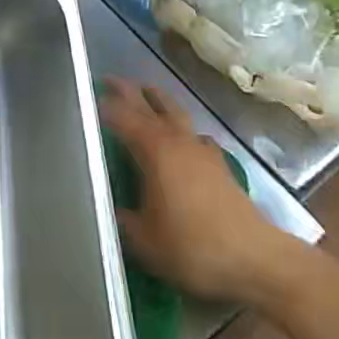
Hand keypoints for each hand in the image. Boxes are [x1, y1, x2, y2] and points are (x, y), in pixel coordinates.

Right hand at [100, 78, 295, 303]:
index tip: (84, 97)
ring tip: (145, 92)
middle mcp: (175, 138)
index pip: (120, 115)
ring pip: (174, 110)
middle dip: (127, 90)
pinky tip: (183, 140)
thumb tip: (108, 206)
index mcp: (153, 148)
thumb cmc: (193, 246)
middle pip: (148, 104)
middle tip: (108, 80)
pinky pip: (194, 134)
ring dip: (156, 99)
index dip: (102, 105)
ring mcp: (200, 147)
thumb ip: (121, 219)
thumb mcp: (144, 241)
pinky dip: (182, 128)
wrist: (255, 258)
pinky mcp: (219, 162)